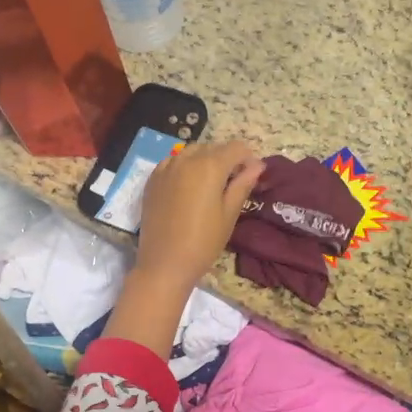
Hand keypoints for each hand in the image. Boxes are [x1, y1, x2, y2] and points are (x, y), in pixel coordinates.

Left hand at [131, 139, 265, 296]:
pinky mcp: (153, 180)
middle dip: (226, 159)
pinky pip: (173, 162)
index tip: (251, 175)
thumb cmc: (203, 243)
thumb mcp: (229, 215)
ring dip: (205, 161)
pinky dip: (184, 168)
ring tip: (209, 185)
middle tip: (232, 184)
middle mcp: (187, 159)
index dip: (248, 158)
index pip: (236, 148)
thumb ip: (242, 185)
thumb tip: (257, 165)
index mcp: (210, 166)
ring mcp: (166, 167)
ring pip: (191, 152)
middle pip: (213, 147)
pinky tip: (187, 187)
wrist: (164, 263)